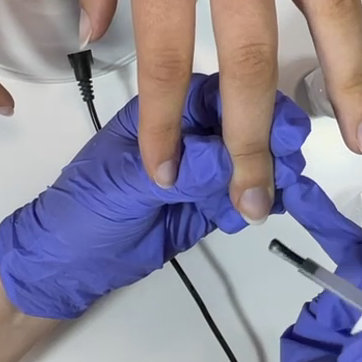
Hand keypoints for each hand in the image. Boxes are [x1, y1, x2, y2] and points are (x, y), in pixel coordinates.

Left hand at [0, 74, 313, 318]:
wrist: (69, 264)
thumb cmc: (83, 211)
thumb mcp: (125, 186)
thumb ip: (178, 171)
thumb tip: (231, 156)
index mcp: (160, 113)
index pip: (215, 97)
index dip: (253, 107)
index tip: (286, 129)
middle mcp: (186, 136)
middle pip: (242, 127)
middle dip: (270, 144)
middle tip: (292, 167)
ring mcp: (200, 172)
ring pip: (249, 164)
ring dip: (271, 177)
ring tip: (284, 195)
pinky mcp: (207, 206)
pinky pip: (242, 199)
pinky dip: (258, 204)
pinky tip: (265, 212)